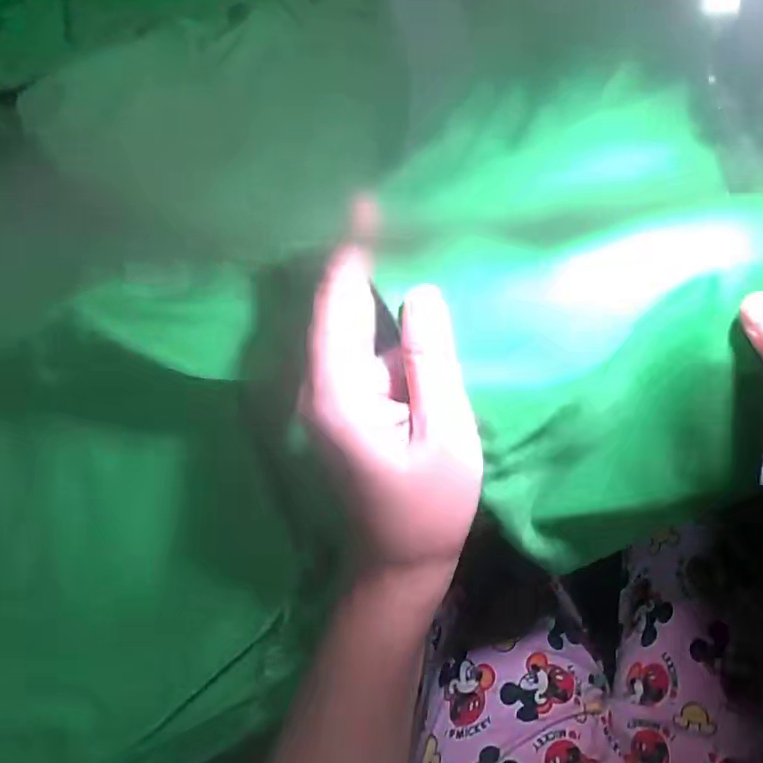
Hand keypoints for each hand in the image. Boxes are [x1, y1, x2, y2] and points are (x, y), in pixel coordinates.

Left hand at [298, 212, 483, 595]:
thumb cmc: (430, 506)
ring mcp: (327, 397)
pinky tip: (409, 304)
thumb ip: (432, 363)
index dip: (352, 250)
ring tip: (402, 240)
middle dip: (358, 257)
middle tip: (388, 207)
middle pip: (331, 305)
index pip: (336, 302)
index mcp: (338, 393)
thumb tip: (422, 293)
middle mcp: (317, 387)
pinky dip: (378, 320)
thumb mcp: (445, 434)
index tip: (368, 200)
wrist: (400, 562)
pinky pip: (357, 348)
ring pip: (345, 326)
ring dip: (369, 285)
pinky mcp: (343, 406)